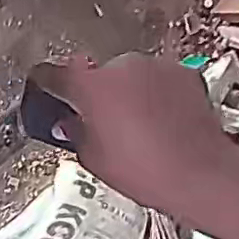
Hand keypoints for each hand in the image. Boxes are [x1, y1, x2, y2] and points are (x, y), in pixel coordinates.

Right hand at [32, 54, 238, 217]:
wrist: (198, 172)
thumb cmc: (139, 169)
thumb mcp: (92, 157)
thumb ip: (75, 132)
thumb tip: (68, 122)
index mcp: (91, 87)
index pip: (54, 74)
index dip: (44, 83)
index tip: (40, 88)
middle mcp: (122, 67)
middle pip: (96, 74)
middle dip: (91, 93)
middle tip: (91, 121)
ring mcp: (156, 67)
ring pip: (127, 76)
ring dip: (122, 93)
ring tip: (127, 125)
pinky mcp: (184, 74)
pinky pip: (155, 80)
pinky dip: (150, 95)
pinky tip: (154, 121)